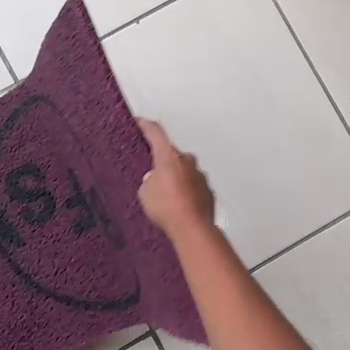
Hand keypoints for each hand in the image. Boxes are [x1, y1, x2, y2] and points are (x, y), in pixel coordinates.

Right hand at [137, 118, 215, 240]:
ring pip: (185, 170)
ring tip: (167, 195)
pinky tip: (180, 205)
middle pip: (173, 154)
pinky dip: (187, 191)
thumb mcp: (145, 193)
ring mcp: (201, 175)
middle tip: (154, 174)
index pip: (155, 132)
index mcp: (168, 156)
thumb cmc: (164, 206)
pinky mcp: (209, 191)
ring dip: (177, 178)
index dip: (146, 126)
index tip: (140, 121)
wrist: (192, 228)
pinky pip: (194, 186)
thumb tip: (155, 180)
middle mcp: (187, 160)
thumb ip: (149, 181)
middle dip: (164, 161)